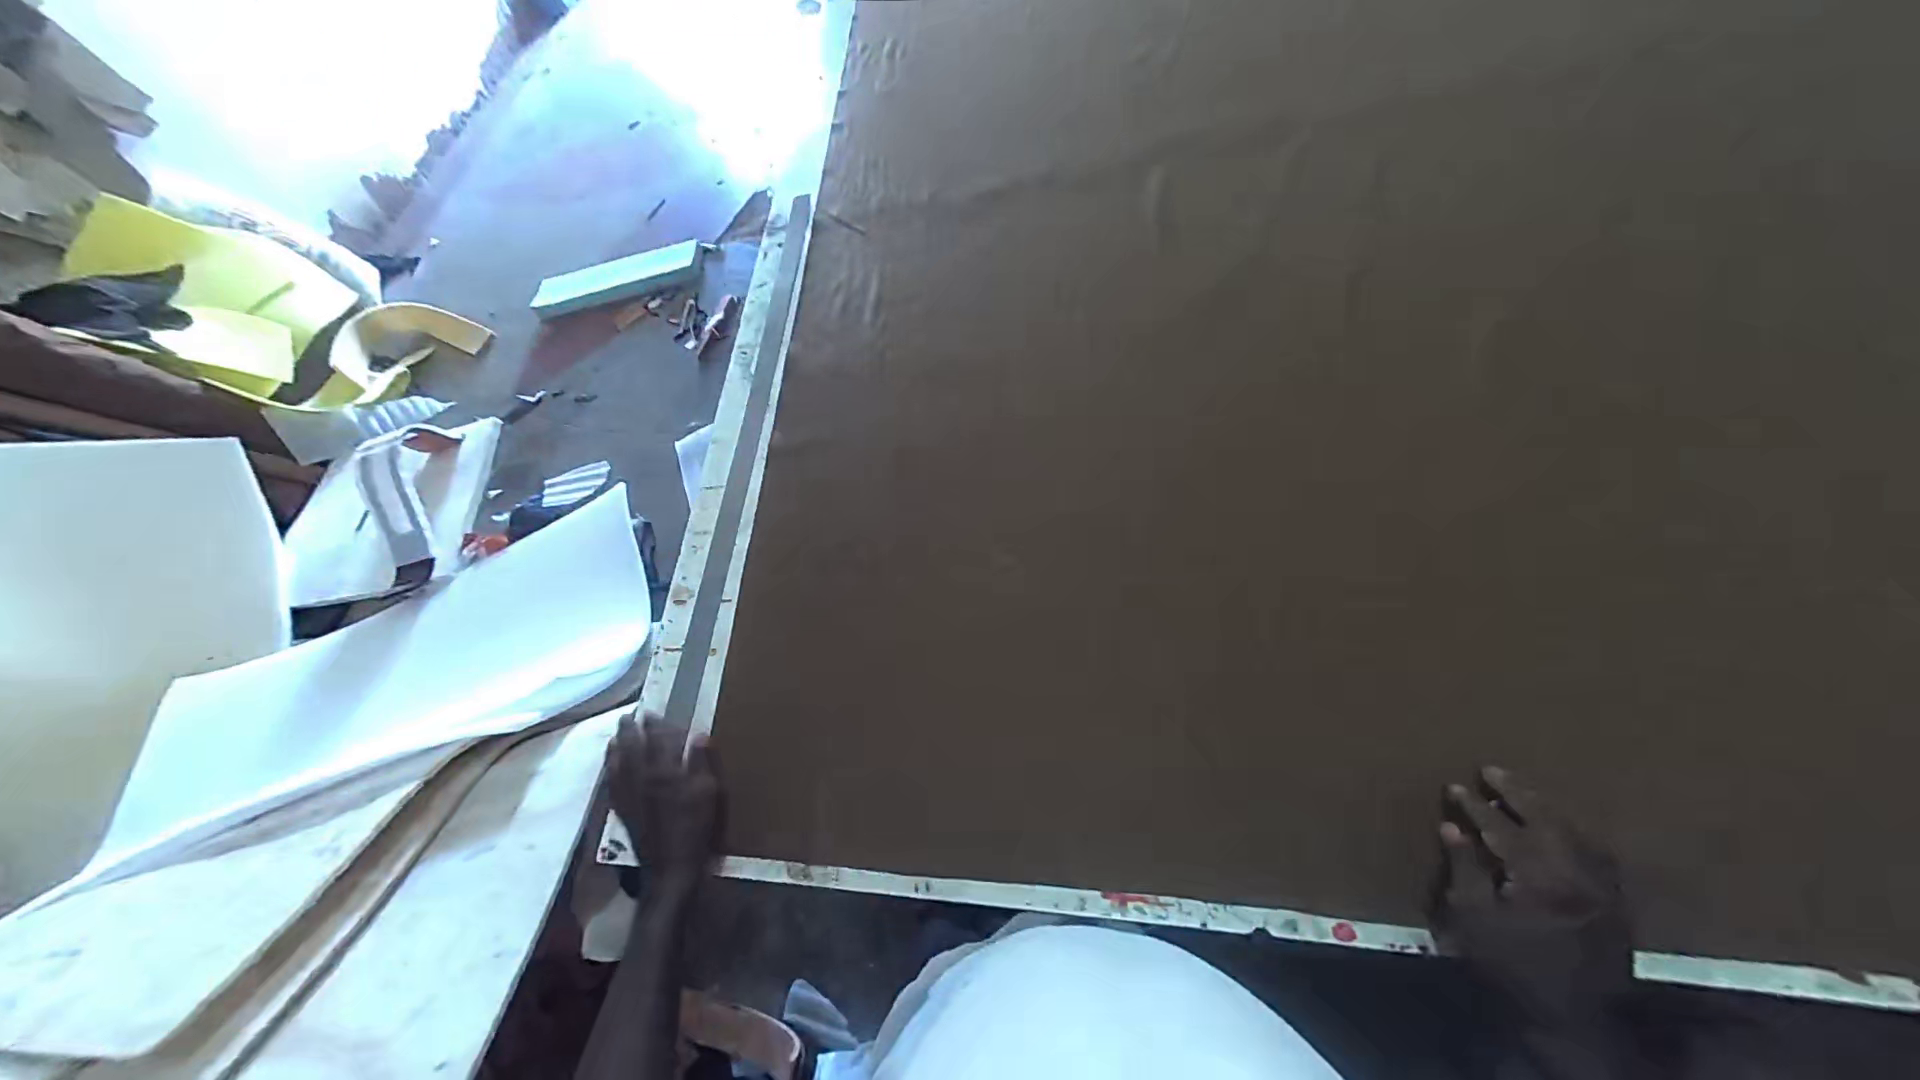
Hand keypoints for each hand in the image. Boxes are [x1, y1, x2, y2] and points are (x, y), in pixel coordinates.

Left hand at [607, 713, 723, 896]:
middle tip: (628, 716)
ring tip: (616, 734)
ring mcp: (629, 796)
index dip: (654, 725)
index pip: (656, 740)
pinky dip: (610, 769)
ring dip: (616, 746)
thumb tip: (698, 736)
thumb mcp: (710, 793)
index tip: (652, 712)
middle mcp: (641, 779)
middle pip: (631, 748)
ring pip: (617, 764)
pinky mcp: (623, 812)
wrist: (671, 869)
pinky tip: (611, 766)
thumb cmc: (696, 829)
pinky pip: (612, 783)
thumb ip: (702, 763)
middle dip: (629, 730)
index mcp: (664, 772)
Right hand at [1433, 766, 1631, 1025]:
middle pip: (1546, 820)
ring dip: (1545, 808)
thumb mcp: (1473, 918)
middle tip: (1491, 771)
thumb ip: (1465, 868)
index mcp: (1539, 877)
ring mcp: (1603, 888)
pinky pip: (1596, 851)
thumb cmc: (1511, 965)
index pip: (1502, 827)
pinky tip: (1560, 827)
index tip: (1454, 788)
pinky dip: (1573, 831)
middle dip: (1516, 793)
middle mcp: (1578, 875)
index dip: (1475, 806)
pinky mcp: (1616, 902)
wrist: (1574, 1018)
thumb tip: (1452, 827)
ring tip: (1521, 792)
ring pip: (1575, 832)